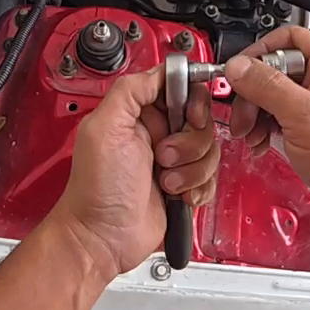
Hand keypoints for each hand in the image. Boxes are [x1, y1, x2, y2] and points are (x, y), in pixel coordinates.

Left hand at [45, 67, 218, 277]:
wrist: (102, 238)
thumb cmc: (97, 190)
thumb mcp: (104, 129)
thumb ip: (131, 92)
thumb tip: (160, 70)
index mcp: (139, 112)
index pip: (181, 88)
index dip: (193, 101)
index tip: (190, 118)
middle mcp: (157, 132)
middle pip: (202, 119)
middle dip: (190, 142)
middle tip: (164, 157)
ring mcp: (173, 160)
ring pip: (209, 150)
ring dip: (192, 170)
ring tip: (165, 182)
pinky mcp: (184, 184)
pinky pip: (211, 177)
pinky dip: (199, 188)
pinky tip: (177, 196)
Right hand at [225, 26, 309, 225]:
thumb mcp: (305, 116)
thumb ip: (267, 87)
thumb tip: (239, 67)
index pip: (286, 40)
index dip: (258, 56)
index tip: (237, 75)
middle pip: (272, 70)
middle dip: (251, 93)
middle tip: (242, 114)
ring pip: (270, 96)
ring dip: (253, 115)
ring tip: (250, 134)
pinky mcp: (308, 129)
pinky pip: (275, 118)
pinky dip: (262, 129)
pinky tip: (258, 144)